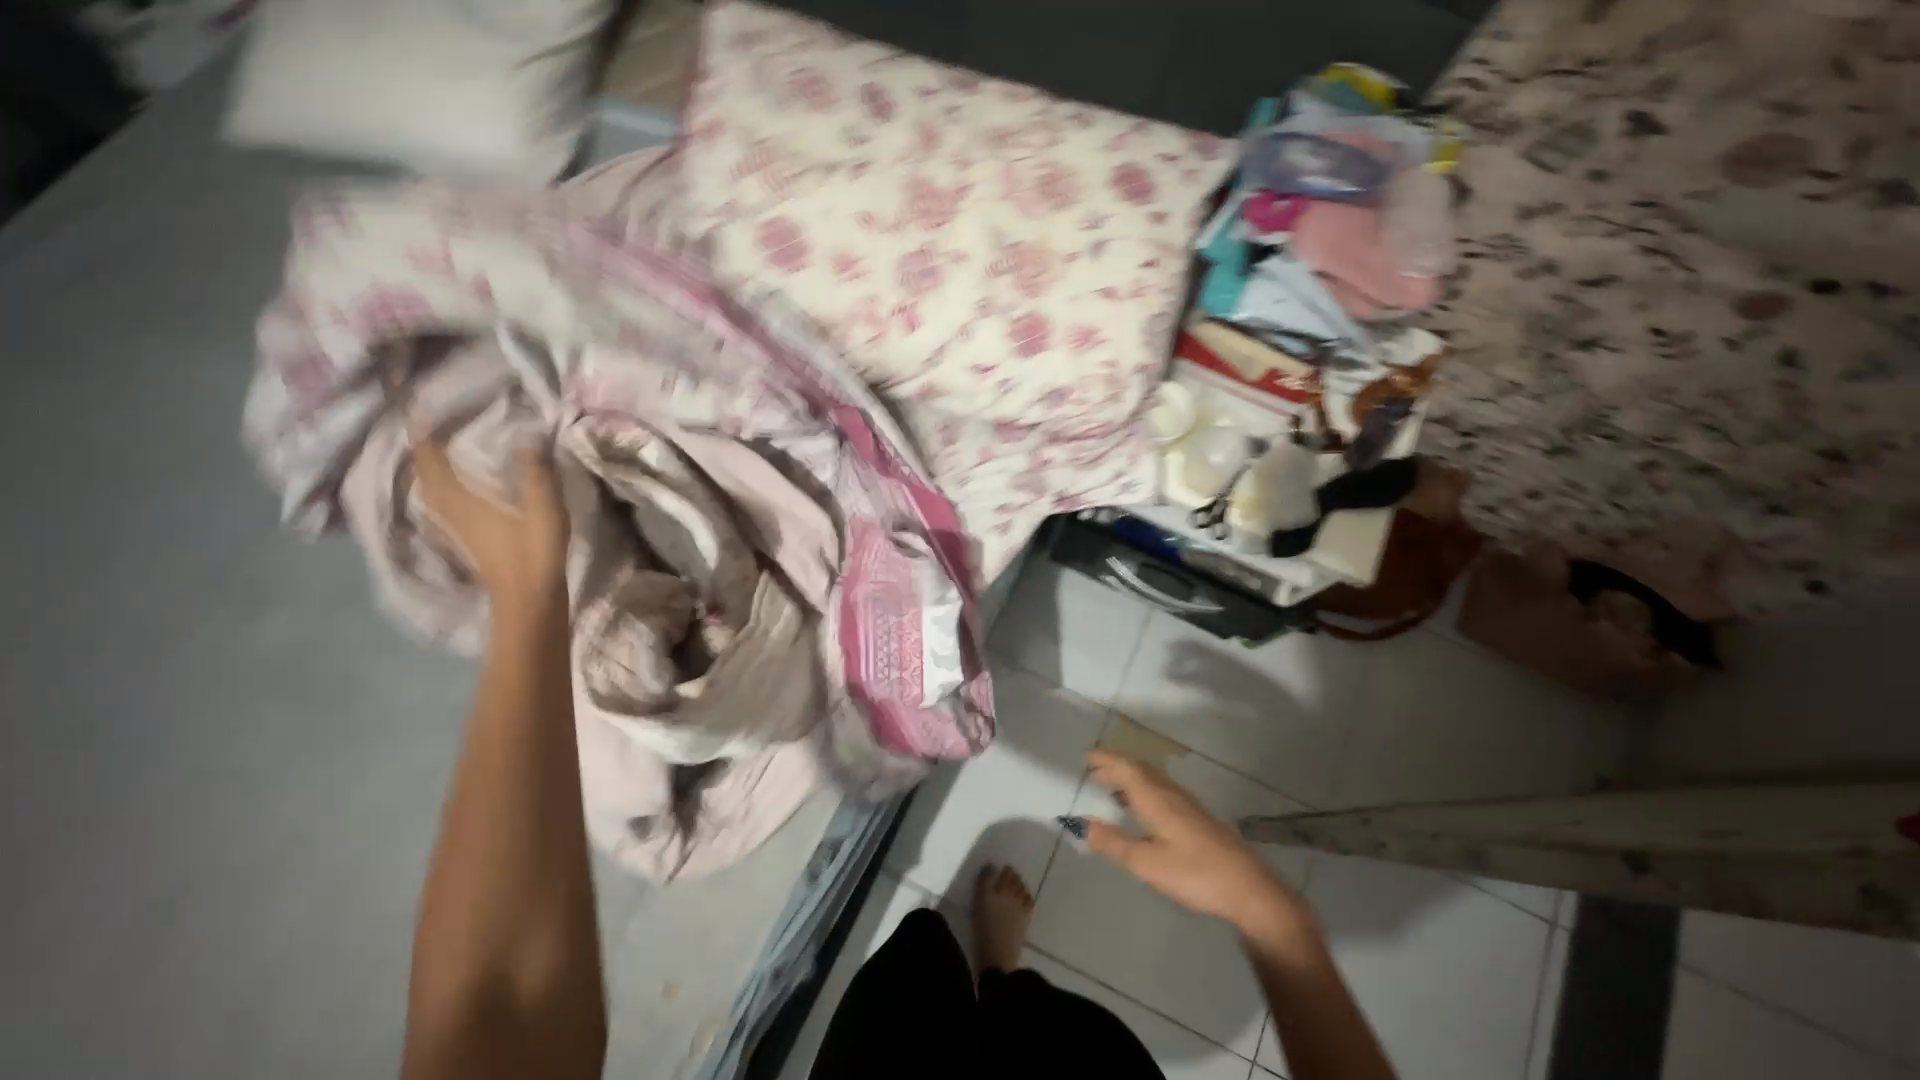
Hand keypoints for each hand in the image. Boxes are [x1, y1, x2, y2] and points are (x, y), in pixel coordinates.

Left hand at [409, 425, 568, 608]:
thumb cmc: (534, 550)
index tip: (418, 416)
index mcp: (462, 500)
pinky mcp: (467, 543)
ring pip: (432, 497)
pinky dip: (442, 496)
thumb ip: (535, 471)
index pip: (434, 463)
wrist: (529, 599)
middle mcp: (451, 513)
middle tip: (425, 435)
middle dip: (423, 456)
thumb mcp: (542, 506)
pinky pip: (443, 510)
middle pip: (426, 480)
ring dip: (429, 477)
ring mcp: (456, 531)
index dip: (425, 439)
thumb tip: (528, 436)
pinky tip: (454, 496)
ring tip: (436, 461)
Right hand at [1083, 749, 1308, 938]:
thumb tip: (1081, 824)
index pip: (1127, 769)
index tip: (1086, 756)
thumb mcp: (1147, 863)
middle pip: (1142, 771)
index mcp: (1158, 800)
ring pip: (1155, 782)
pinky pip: (1164, 793)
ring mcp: (1189, 807)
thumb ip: (1113, 843)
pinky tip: (1144, 812)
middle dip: (1116, 767)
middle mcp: (1173, 795)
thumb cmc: (1195, 874)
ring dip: (1131, 779)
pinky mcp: (1199, 821)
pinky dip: (1145, 792)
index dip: (1106, 760)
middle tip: (1094, 772)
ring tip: (1112, 789)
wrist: (1249, 890)